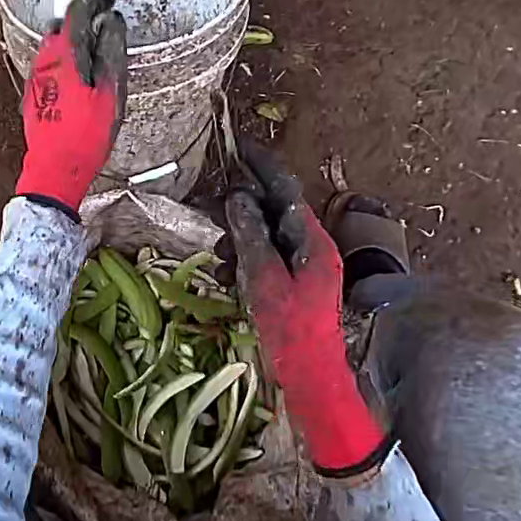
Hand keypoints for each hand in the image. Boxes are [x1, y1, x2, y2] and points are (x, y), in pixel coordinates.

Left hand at [15, 0, 126, 215]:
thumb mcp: (109, 94)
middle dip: (82, 17)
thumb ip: (110, 54)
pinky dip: (65, 58)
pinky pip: (49, 64)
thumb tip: (111, 23)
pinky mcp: (33, 93)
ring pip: (52, 46)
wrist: (53, 168)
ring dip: (73, 40)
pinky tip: (80, 75)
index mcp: (65, 55)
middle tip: (105, 20)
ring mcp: (35, 77)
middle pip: (60, 25)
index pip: (76, 10)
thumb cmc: (85, 135)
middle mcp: (44, 61)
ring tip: (96, 50)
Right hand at [225, 142, 389, 476]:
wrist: (312, 375)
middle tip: (209, 212)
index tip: (238, 145)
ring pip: (264, 235)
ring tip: (217, 258)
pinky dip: (243, 261)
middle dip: (239, 211)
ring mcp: (304, 265)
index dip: (261, 164)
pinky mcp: (293, 282)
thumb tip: (237, 196)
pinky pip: (264, 258)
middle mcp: (311, 245)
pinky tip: (227, 276)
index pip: (284, 189)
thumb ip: (251, 234)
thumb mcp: (264, 277)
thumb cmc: (291, 326)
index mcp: (311, 239)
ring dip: (237, 240)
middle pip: (270, 211)